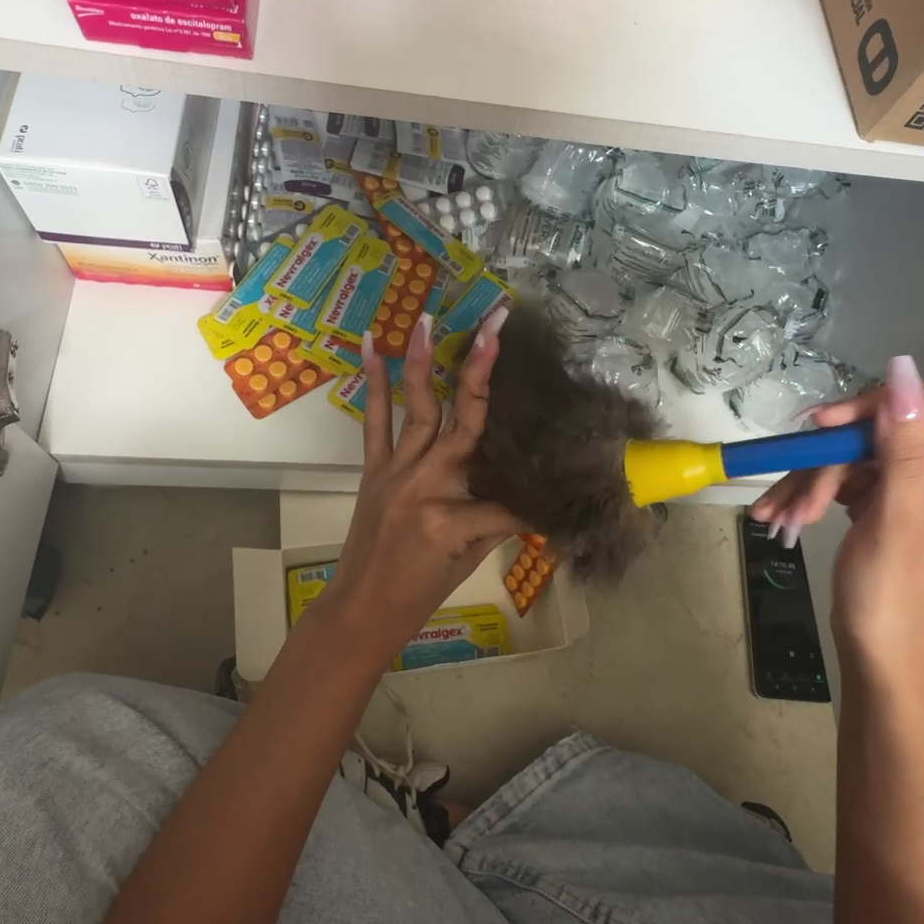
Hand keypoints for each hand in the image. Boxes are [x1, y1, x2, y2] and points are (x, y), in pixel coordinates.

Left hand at [316, 306, 525, 659]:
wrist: (362, 607)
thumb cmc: (421, 593)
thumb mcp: (472, 559)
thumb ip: (500, 518)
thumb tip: (536, 492)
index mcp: (458, 515)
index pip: (512, 489)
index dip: (537, 485)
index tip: (562, 464)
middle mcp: (429, 482)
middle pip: (467, 417)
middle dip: (483, 365)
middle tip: (497, 320)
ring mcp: (398, 471)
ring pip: (419, 406)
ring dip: (424, 359)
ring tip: (429, 316)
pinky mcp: (374, 468)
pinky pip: (374, 421)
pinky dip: (373, 382)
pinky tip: (370, 345)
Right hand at [749, 356, 923, 667]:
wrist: (879, 659)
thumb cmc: (894, 597)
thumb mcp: (896, 518)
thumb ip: (902, 445)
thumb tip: (904, 369)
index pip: (917, 411)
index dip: (867, 411)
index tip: (820, 428)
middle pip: (872, 436)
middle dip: (825, 465)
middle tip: (794, 502)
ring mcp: (906, 492)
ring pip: (847, 459)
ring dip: (807, 484)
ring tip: (777, 517)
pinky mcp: (878, 507)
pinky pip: (838, 483)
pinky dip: (808, 496)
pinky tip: (779, 514)